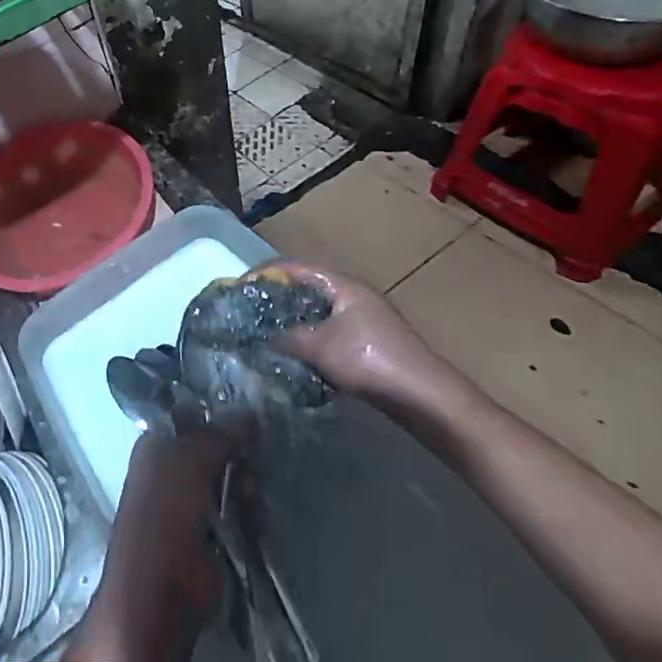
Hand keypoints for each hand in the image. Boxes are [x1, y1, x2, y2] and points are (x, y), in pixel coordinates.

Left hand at [69, 415, 250, 661]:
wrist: (158, 596)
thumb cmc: (164, 515)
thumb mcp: (189, 460)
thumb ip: (221, 433)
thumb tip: (253, 413)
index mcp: (157, 445)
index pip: (191, 415)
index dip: (218, 413)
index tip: (249, 415)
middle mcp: (174, 470)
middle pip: (217, 446)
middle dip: (239, 450)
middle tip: (256, 455)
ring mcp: (195, 504)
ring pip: (232, 477)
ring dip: (248, 481)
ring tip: (254, 494)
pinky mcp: (215, 534)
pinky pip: (240, 509)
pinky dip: (251, 510)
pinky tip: (258, 516)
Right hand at [261, 259, 452, 404]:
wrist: (423, 395)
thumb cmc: (370, 360)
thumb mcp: (321, 347)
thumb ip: (287, 336)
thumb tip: (260, 336)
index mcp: (342, 284)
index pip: (295, 266)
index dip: (264, 273)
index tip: (237, 288)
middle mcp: (351, 294)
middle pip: (305, 286)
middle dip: (275, 296)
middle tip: (247, 312)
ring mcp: (361, 318)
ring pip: (315, 311)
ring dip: (290, 320)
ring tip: (262, 334)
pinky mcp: (365, 341)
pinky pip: (326, 331)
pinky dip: (306, 338)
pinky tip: (292, 355)